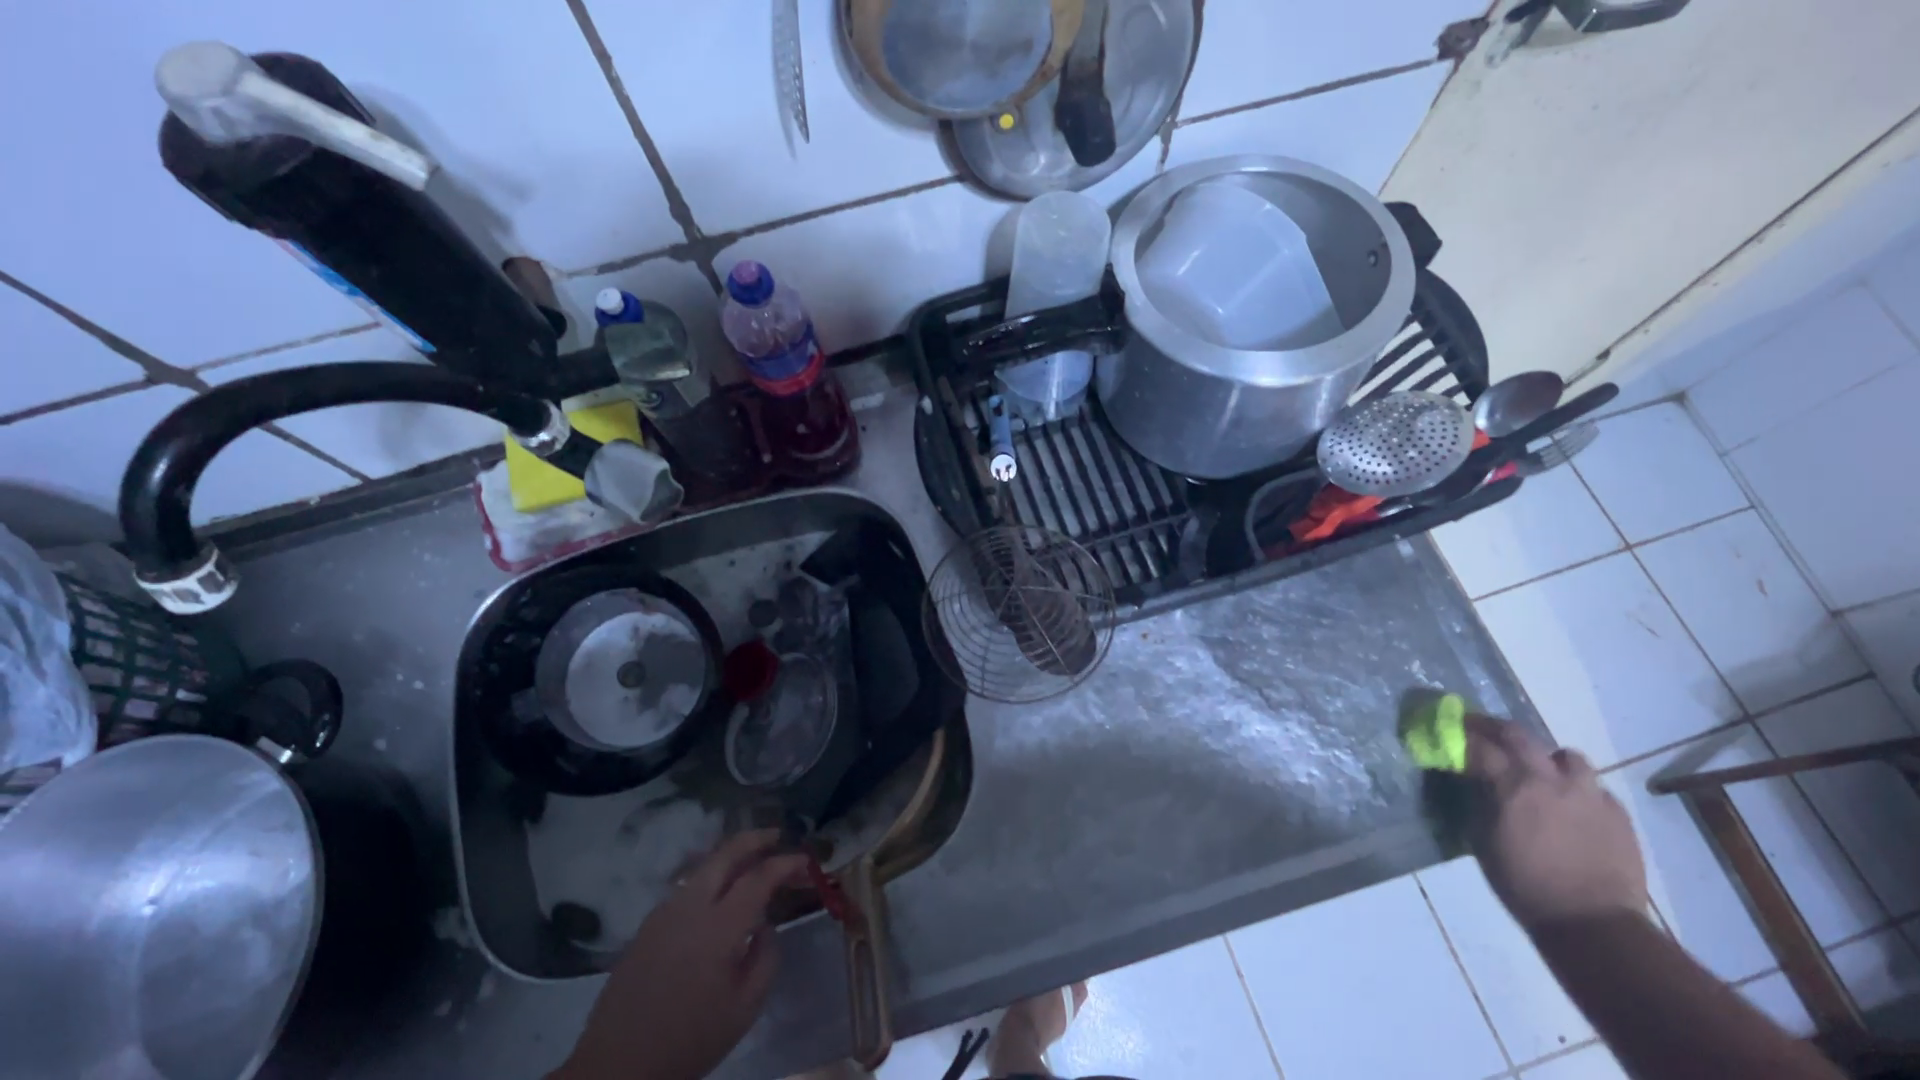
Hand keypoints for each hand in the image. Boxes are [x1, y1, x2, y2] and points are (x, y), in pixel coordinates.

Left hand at [554, 830, 808, 1079]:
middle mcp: (688, 908)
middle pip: (724, 855)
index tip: (807, 861)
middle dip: (755, 839)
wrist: (618, 1064)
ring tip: (754, 864)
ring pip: (702, 869)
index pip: (758, 877)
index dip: (786, 863)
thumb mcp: (744, 1008)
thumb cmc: (690, 1040)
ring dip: (731, 859)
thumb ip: (765, 958)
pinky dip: (710, 881)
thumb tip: (765, 926)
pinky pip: (686, 890)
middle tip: (779, 836)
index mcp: (718, 927)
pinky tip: (720, 899)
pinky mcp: (646, 926)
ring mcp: (663, 913)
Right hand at [1466, 715, 1647, 931]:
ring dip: (1547, 758)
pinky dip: (1577, 790)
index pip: (1479, 746)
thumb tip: (1473, 784)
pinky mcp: (1617, 813)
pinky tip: (1572, 810)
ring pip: (1566, 756)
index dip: (1460, 736)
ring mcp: (1589, 793)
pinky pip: (1594, 788)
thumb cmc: (1525, 886)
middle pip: (1519, 735)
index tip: (1449, 733)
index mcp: (1513, 787)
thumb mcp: (1483, 843)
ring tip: (1541, 775)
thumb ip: (1479, 805)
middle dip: (1495, 729)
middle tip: (1481, 731)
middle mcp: (1551, 779)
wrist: (1593, 922)